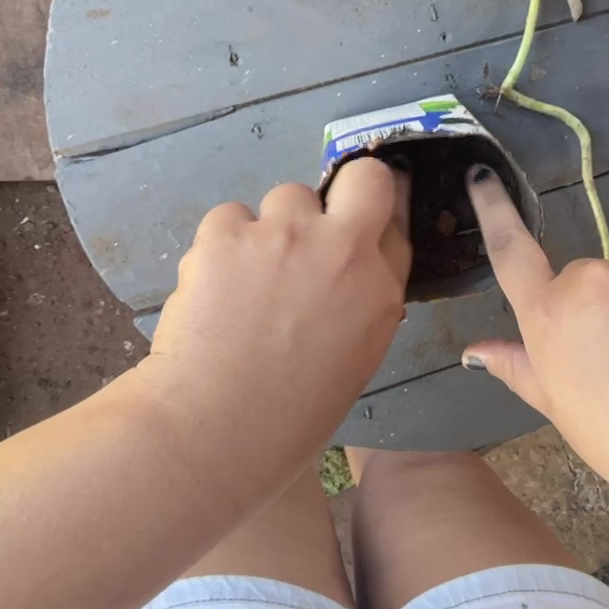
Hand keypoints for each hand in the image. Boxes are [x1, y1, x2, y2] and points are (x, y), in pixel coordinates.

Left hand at [144, 158, 410, 473]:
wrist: (212, 431)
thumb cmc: (289, 417)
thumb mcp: (353, 356)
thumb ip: (359, 301)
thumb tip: (341, 272)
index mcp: (380, 290)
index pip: (395, 226)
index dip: (372, 226)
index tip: (353, 234)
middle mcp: (343, 249)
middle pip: (364, 176)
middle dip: (345, 188)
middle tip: (313, 225)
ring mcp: (285, 234)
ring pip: (285, 197)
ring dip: (272, 228)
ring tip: (245, 277)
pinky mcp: (228, 232)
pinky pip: (230, 217)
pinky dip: (223, 245)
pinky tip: (213, 286)